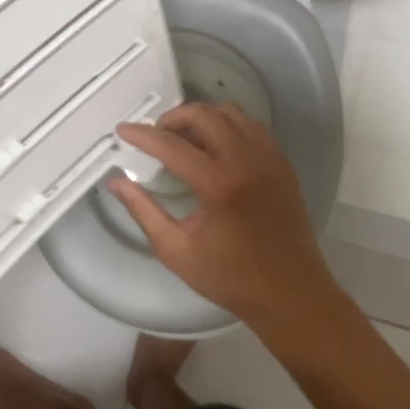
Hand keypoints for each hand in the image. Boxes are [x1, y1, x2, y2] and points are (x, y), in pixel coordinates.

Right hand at [108, 101, 337, 326]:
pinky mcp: (282, 165)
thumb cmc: (231, 278)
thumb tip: (117, 182)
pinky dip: (229, 125)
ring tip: (186, 137)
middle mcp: (245, 162)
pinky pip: (252, 127)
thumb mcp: (177, 251)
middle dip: (173, 117)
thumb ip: (144, 212)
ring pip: (231, 113)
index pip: (172, 145)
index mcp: (218, 185)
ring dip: (203, 116)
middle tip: (156, 134)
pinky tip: (217, 146)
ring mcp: (269, 160)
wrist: (292, 295)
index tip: (123, 130)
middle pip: (203, 115)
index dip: (142, 135)